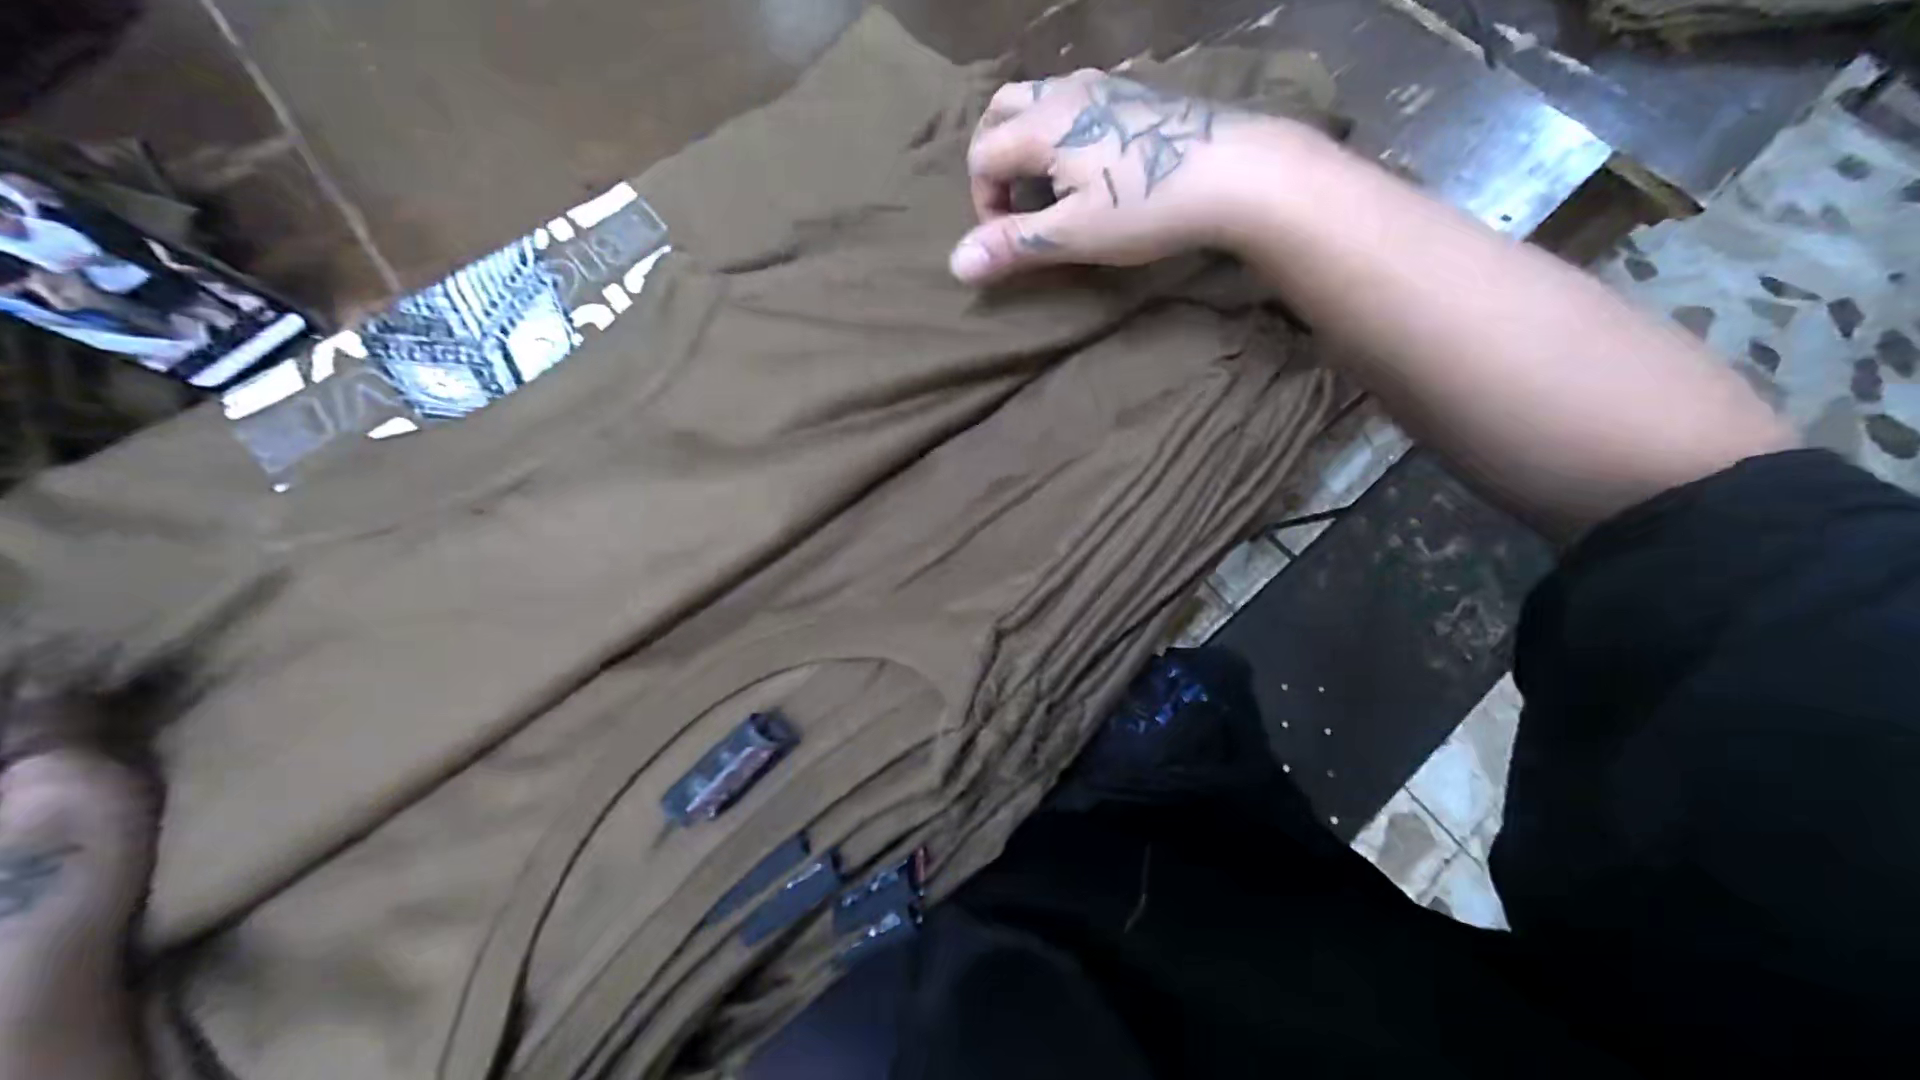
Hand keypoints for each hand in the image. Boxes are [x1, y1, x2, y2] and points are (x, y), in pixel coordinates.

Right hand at [949, 69, 1311, 283]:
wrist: (1239, 172)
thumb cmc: (1147, 206)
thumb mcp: (1072, 236)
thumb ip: (1012, 244)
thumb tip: (955, 264)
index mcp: (1042, 124)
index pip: (982, 157)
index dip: (984, 205)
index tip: (1012, 241)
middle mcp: (1065, 91)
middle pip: (1000, 110)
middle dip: (992, 160)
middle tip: (1013, 204)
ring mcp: (1103, 86)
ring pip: (1038, 99)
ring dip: (1024, 142)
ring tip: (1046, 187)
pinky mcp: (1133, 94)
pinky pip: (1074, 101)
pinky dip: (1058, 132)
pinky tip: (1087, 167)